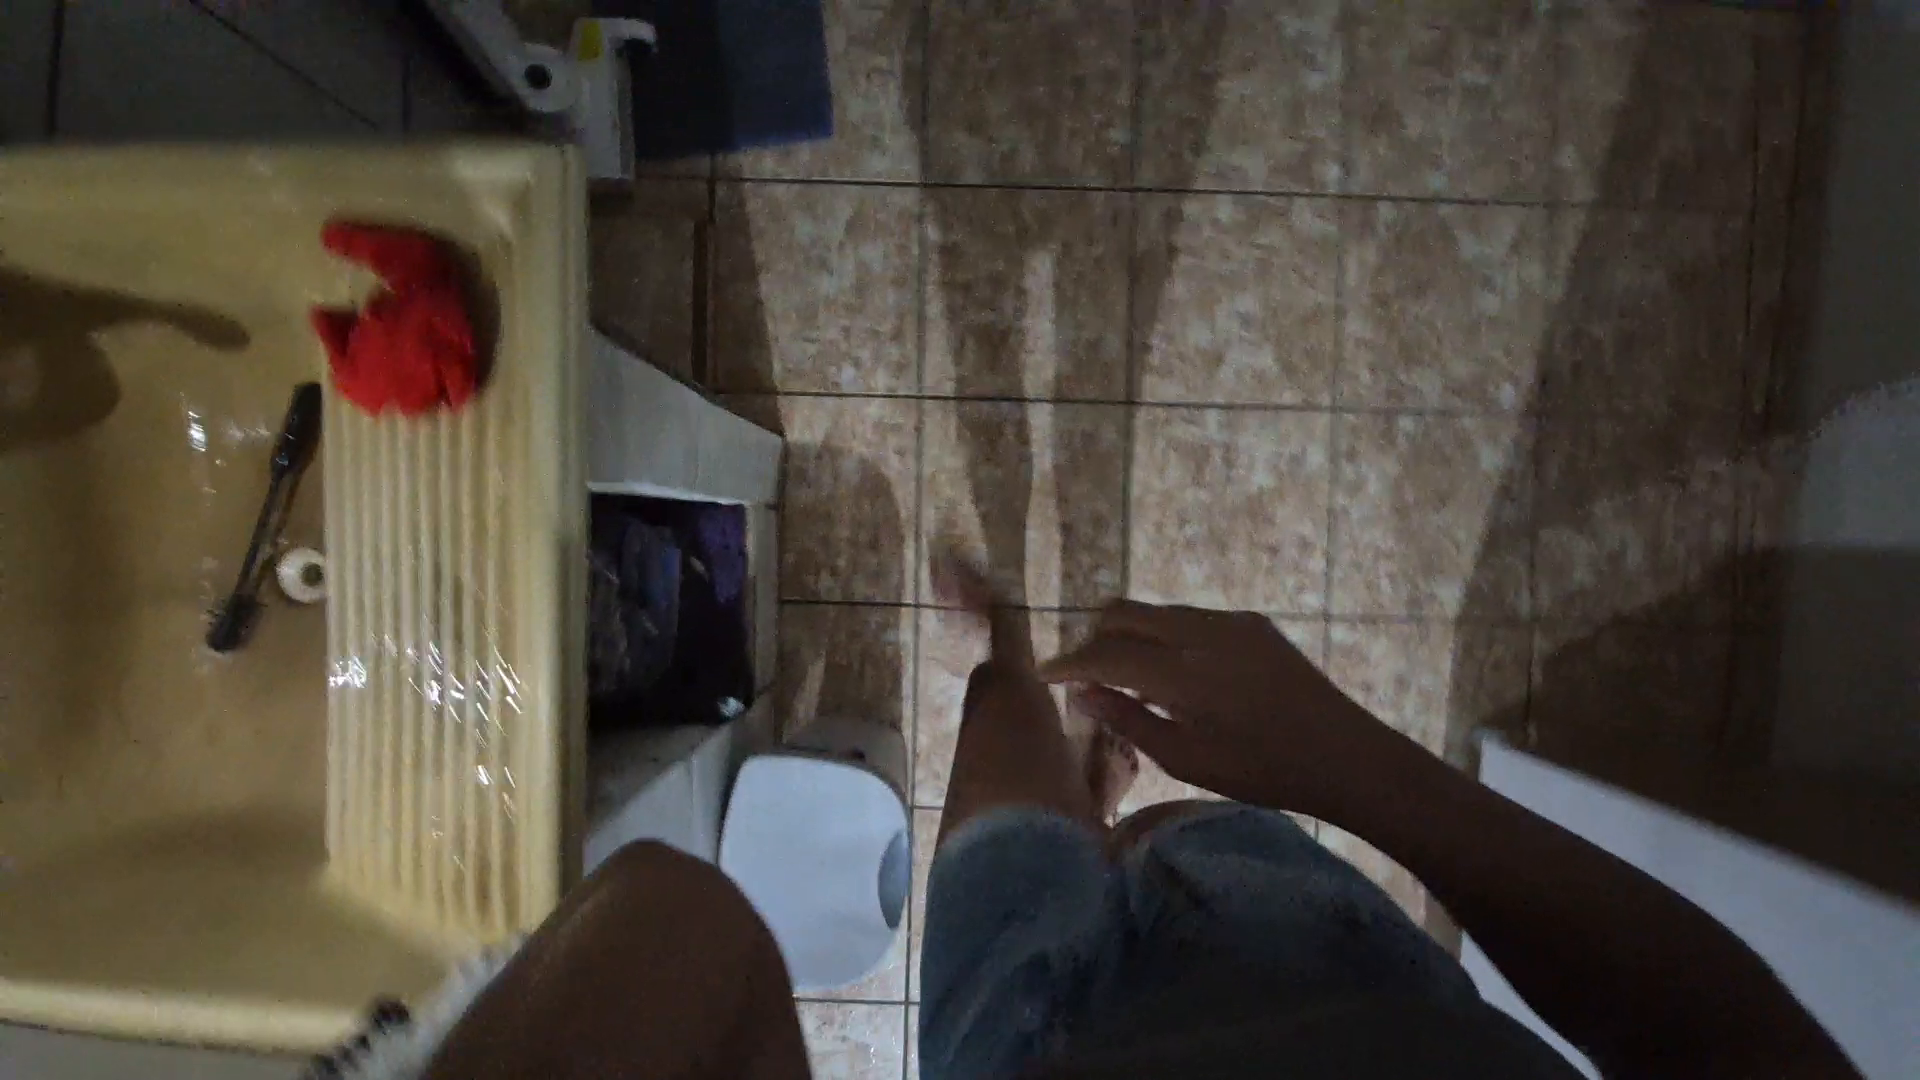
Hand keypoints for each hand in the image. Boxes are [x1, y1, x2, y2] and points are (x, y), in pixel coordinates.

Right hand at [1038, 601, 1407, 815]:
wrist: (1348, 757)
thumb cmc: (1262, 772)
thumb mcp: (1187, 760)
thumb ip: (1129, 720)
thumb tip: (1081, 693)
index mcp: (1182, 672)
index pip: (1105, 654)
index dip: (1070, 662)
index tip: (1044, 674)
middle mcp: (1200, 631)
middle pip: (1123, 612)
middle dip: (1094, 638)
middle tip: (1084, 674)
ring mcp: (1228, 621)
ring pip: (1155, 611)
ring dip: (1129, 635)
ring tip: (1127, 676)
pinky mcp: (1250, 622)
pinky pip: (1188, 617)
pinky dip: (1163, 636)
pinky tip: (1174, 672)